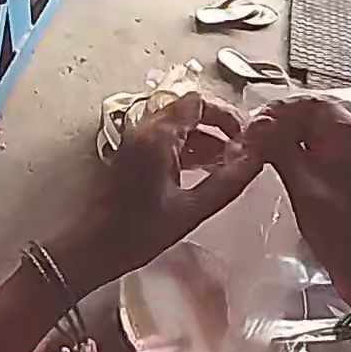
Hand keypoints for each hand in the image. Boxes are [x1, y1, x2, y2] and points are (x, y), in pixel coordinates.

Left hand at [48, 91, 263, 292]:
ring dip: (205, 140)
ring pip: (179, 128)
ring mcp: (137, 143)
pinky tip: (206, 173)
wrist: (93, 248)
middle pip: (189, 112)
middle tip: (242, 151)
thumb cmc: (139, 231)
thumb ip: (228, 181)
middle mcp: (145, 131)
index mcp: (158, 136)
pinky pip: (167, 143)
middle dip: (219, 128)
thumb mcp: (191, 209)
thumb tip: (258, 158)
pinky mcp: (134, 158)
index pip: (198, 103)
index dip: (226, 116)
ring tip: (229, 166)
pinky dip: (189, 151)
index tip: (246, 138)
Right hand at [252, 95, 350, 310]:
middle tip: (260, 138)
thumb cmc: (344, 235)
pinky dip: (315, 155)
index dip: (282, 108)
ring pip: (331, 136)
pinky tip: (297, 170)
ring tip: (272, 153)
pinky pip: (340, 154)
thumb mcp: (304, 190)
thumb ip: (281, 151)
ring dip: (300, 139)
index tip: (257, 122)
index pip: (315, 104)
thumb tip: (258, 125)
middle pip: (324, 117)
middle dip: (289, 122)